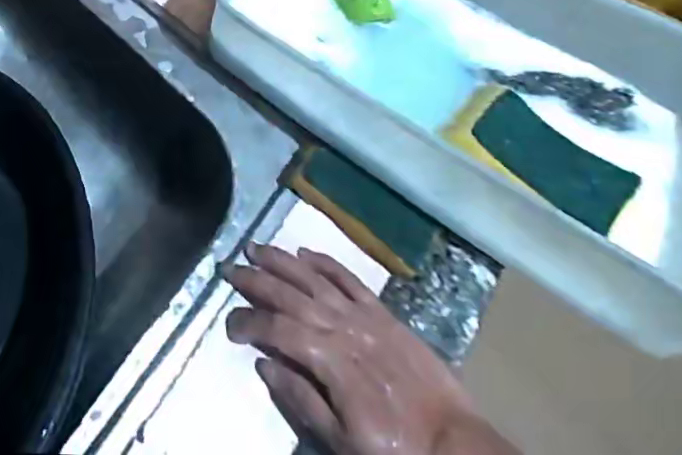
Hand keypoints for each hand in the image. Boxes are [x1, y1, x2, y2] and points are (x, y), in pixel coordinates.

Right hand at [226, 244, 518, 454]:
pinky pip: (349, 278)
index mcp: (328, 359)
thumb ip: (300, 398)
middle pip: (291, 294)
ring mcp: (363, 314)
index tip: (229, 324)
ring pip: (315, 278)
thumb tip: (264, 363)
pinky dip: (326, 262)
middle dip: (256, 280)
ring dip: (283, 261)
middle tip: (229, 268)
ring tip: (257, 247)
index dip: (249, 322)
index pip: (277, 329)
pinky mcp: (383, 312)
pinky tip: (306, 252)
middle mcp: (341, 326)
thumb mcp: (340, 441)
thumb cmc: (393, 449)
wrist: (452, 442)